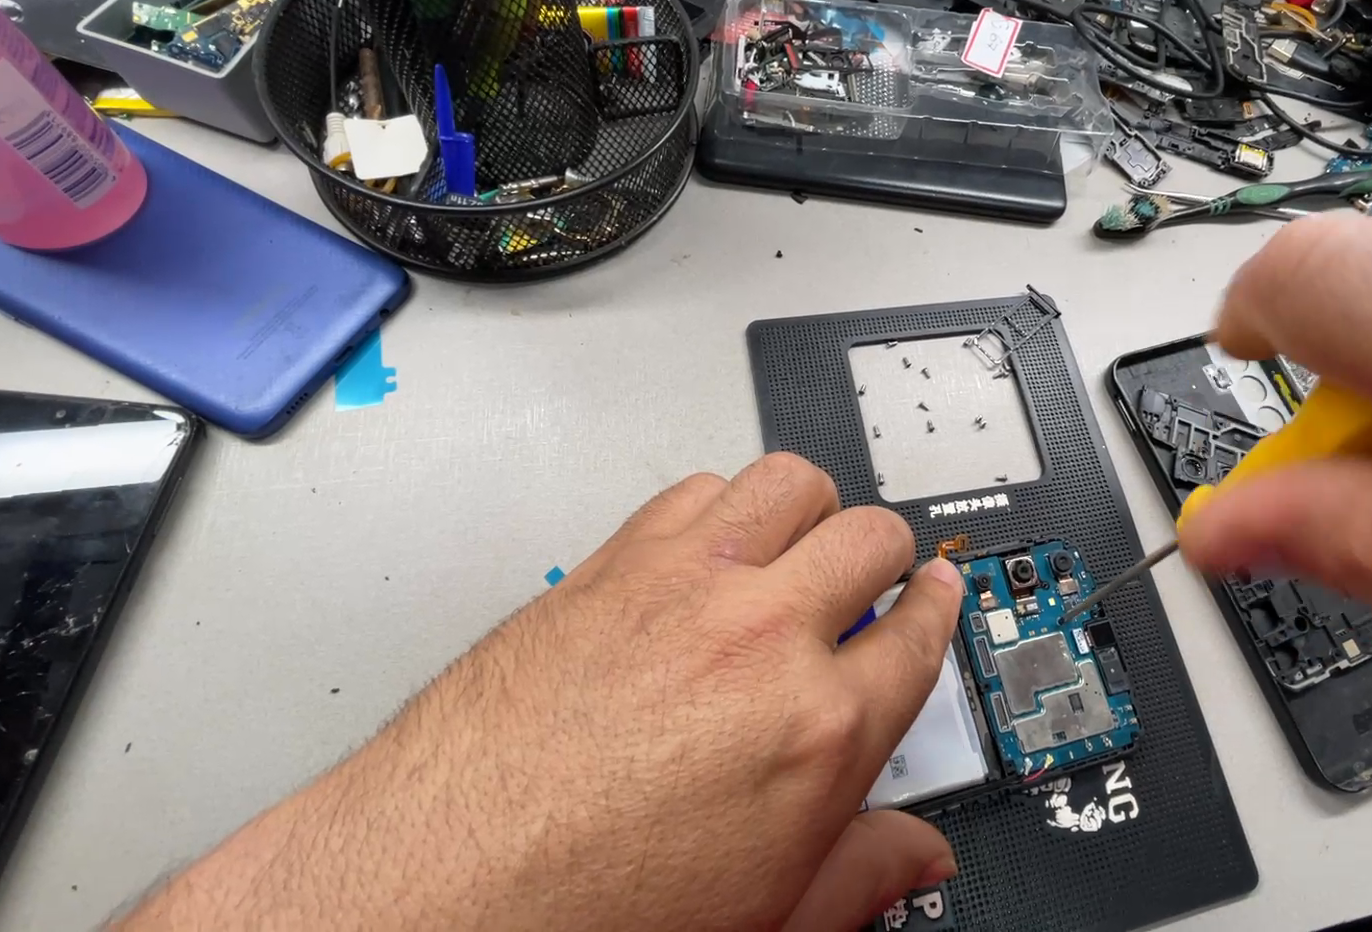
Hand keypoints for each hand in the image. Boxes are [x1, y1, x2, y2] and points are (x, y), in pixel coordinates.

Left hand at [117, 453, 964, 931]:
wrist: (433, 893)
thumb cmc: (585, 916)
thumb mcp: (762, 921)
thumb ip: (859, 875)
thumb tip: (920, 857)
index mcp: (817, 731)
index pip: (920, 635)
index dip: (938, 606)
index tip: (936, 591)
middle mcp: (763, 637)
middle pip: (873, 537)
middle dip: (889, 552)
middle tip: (875, 571)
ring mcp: (690, 583)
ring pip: (793, 483)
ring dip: (813, 506)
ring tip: (799, 541)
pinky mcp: (621, 558)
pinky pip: (701, 488)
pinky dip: (725, 504)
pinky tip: (715, 546)